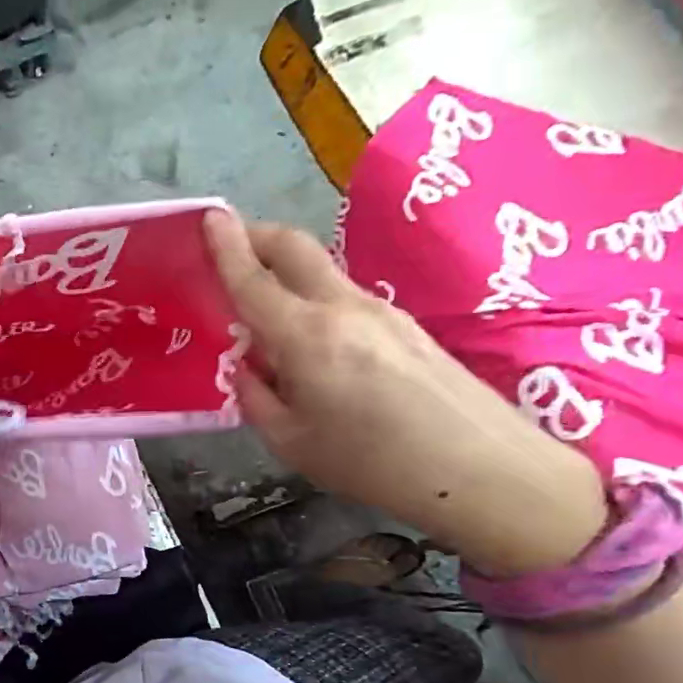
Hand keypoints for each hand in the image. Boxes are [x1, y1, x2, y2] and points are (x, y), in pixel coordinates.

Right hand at [205, 210, 607, 576]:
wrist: (473, 466)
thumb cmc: (368, 460)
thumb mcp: (290, 441)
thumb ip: (256, 397)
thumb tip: (244, 368)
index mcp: (305, 336)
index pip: (254, 280)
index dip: (227, 248)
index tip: (209, 217)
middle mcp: (343, 307)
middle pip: (296, 249)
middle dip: (258, 236)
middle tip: (231, 243)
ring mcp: (380, 310)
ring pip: (322, 272)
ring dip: (286, 271)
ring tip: (263, 303)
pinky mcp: (404, 324)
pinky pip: (344, 297)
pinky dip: (313, 299)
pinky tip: (309, 338)